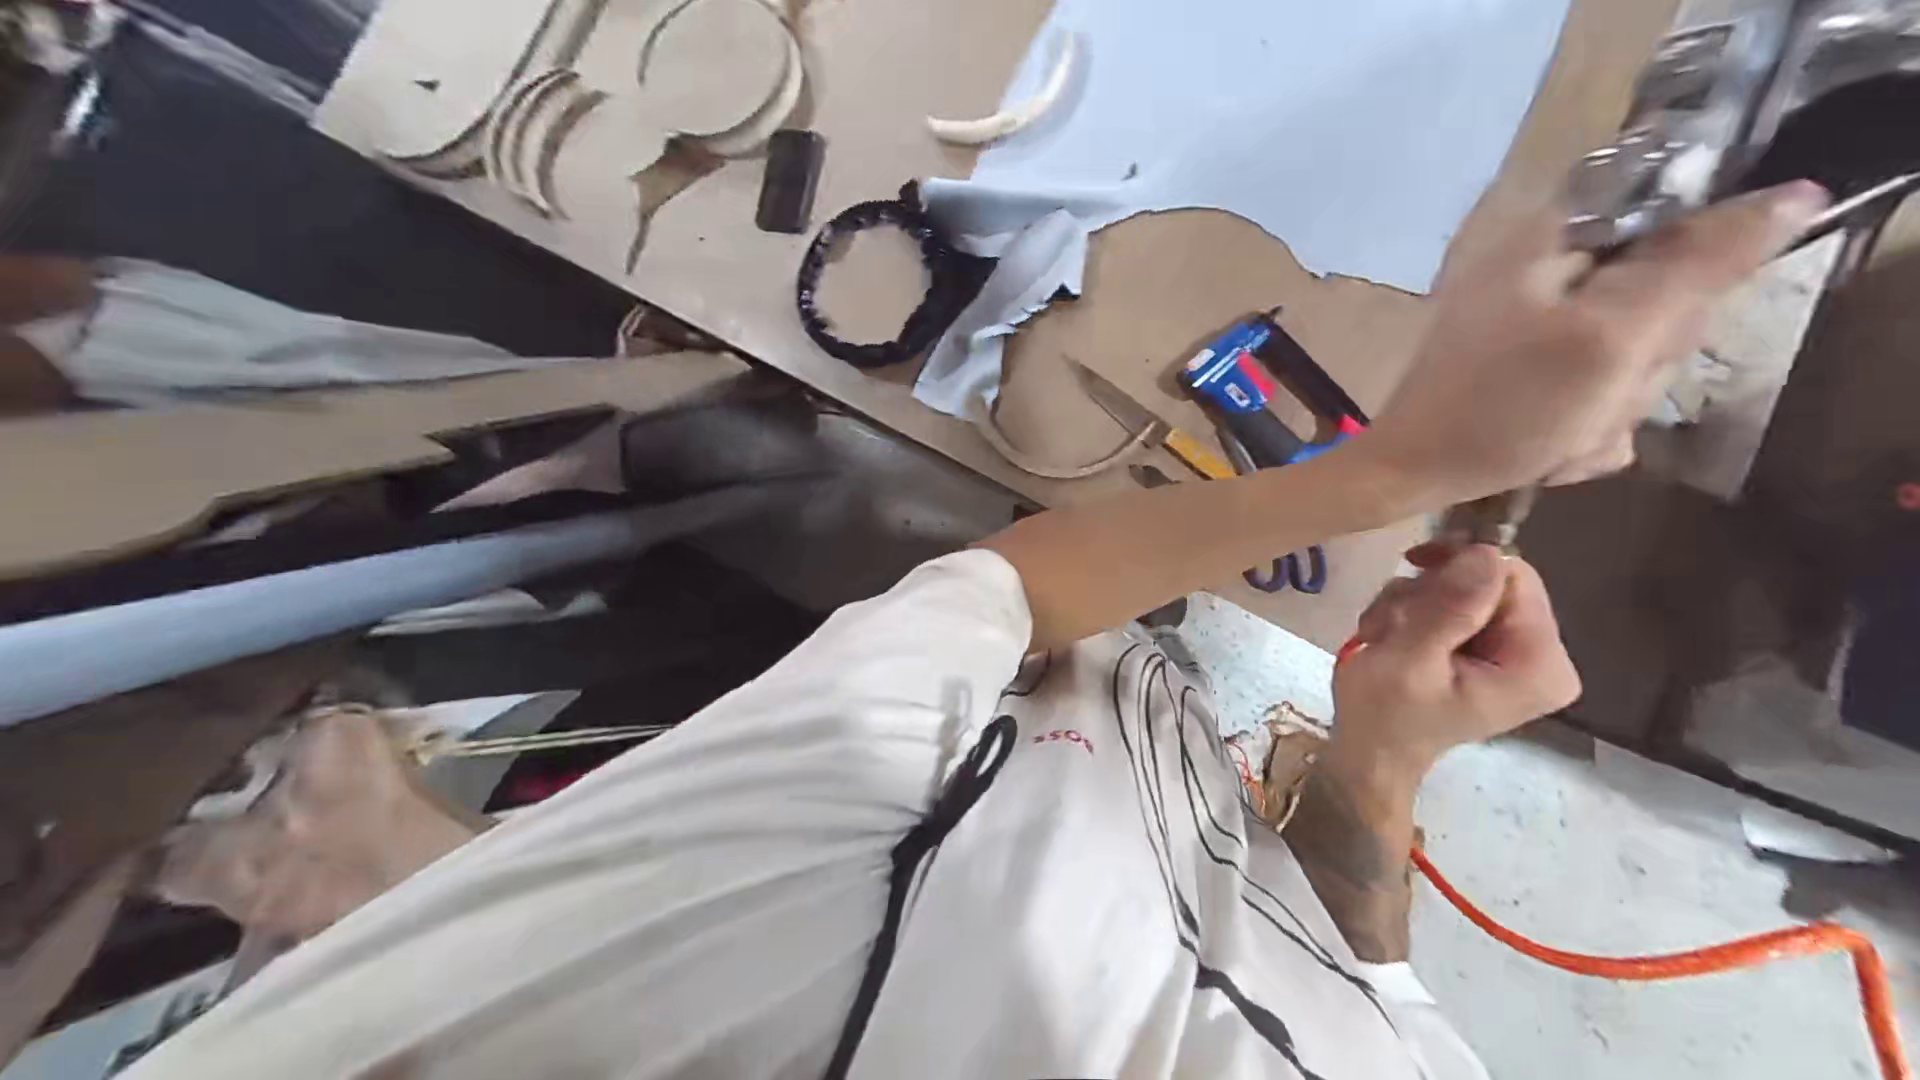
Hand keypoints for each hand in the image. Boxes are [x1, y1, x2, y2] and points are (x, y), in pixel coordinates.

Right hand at [1330, 544, 1578, 778]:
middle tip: (1387, 620)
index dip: (1459, 566)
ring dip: (1411, 603)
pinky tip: (1391, 637)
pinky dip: (1413, 614)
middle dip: (1427, 593)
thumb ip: (1449, 608)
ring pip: (1464, 591)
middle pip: (1488, 583)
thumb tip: (1485, 551)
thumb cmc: (1384, 713)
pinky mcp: (1485, 653)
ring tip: (1383, 635)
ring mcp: (1512, 655)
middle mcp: (1540, 656)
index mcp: (1538, 664)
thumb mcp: (1409, 659)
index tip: (1409, 565)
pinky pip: (1454, 608)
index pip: (1513, 579)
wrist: (1368, 753)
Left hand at [1360, 181, 1828, 507]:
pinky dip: (1581, 425)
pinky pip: (1594, 391)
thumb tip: (1790, 194)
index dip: (1693, 270)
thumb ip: (1695, 266)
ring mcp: (1532, 329)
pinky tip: (1551, 447)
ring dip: (1611, 403)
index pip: (1680, 212)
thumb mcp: (1608, 336)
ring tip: (1564, 426)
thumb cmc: (1498, 409)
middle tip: (1600, 387)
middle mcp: (1541, 275)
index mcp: (1551, 243)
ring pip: (1634, 352)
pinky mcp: (1525, 372)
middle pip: (1663, 292)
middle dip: (1643, 357)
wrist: (1409, 475)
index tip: (1665, 318)